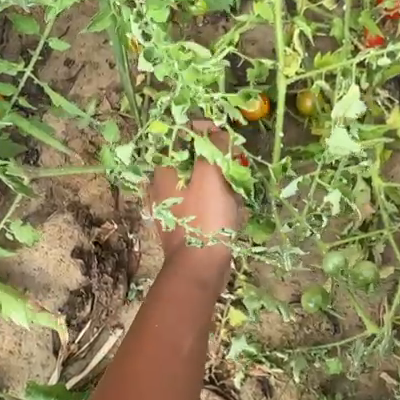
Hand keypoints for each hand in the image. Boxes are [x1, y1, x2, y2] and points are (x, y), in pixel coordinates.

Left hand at [147, 125, 243, 267]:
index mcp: (164, 169)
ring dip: (221, 181)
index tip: (228, 141)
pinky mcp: (185, 223)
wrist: (200, 268)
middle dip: (217, 160)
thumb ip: (214, 148)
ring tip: (235, 192)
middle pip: (193, 158)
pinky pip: (204, 202)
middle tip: (235, 168)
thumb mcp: (211, 176)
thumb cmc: (205, 219)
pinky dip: (219, 201)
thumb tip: (218, 133)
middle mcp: (163, 185)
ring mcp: (173, 206)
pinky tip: (231, 210)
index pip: (182, 135)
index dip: (206, 132)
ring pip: (201, 180)